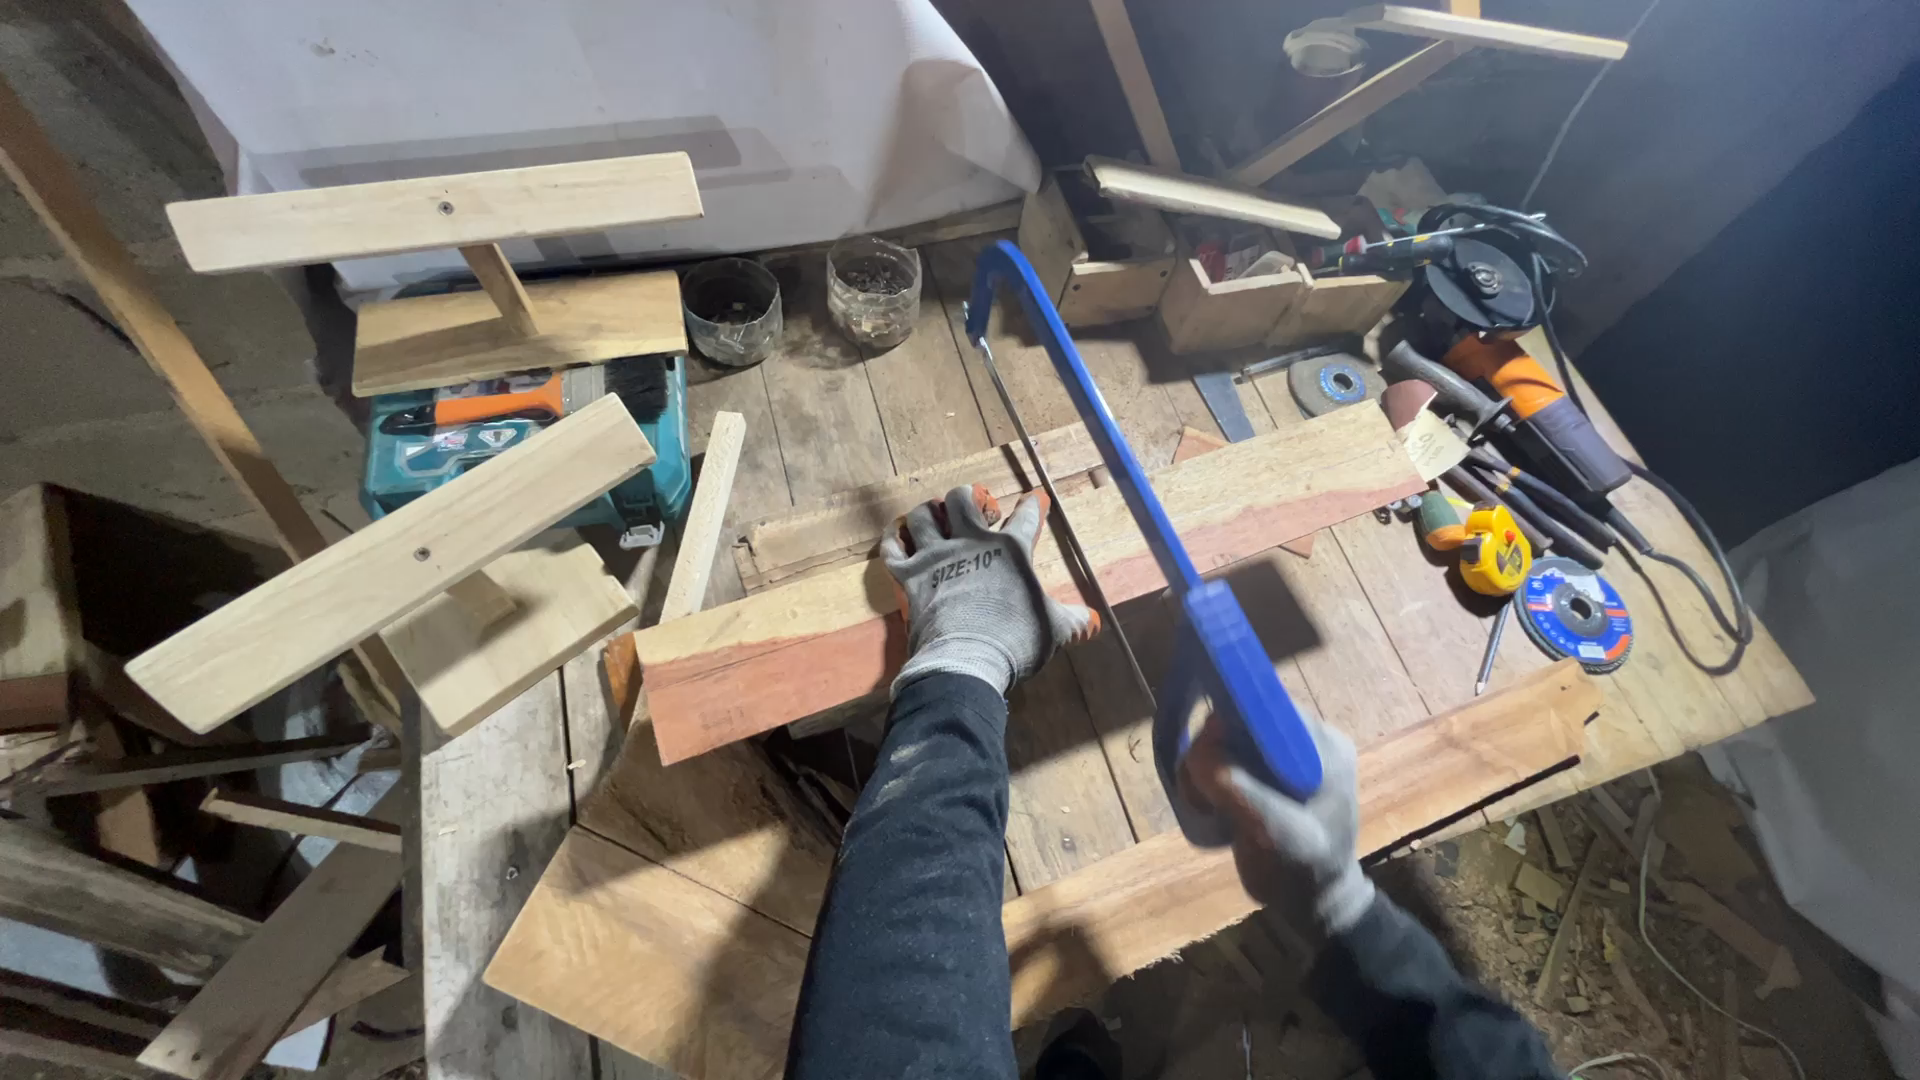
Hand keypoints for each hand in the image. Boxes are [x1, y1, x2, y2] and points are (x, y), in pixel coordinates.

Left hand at [880, 485, 1098, 696]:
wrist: (967, 660)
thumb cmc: (1015, 641)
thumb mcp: (1054, 630)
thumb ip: (1073, 621)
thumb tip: (1092, 621)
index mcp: (1010, 550)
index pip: (1026, 516)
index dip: (1032, 506)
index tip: (1034, 500)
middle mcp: (971, 542)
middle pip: (963, 498)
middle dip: (968, 498)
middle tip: (973, 513)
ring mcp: (936, 556)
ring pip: (924, 514)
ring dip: (928, 513)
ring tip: (934, 520)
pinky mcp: (909, 574)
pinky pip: (893, 547)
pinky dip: (893, 539)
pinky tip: (898, 536)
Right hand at [1182, 714, 1374, 942]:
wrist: (1313, 906)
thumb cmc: (1300, 872)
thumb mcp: (1270, 831)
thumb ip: (1236, 785)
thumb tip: (1199, 742)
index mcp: (1321, 743)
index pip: (1263, 704)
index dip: (1226, 721)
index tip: (1205, 756)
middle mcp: (1304, 737)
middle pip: (1237, 718)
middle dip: (1209, 752)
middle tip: (1202, 793)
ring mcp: (1283, 752)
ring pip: (1222, 737)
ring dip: (1203, 769)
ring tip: (1206, 805)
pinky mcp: (1265, 768)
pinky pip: (1223, 754)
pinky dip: (1206, 776)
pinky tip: (1210, 804)